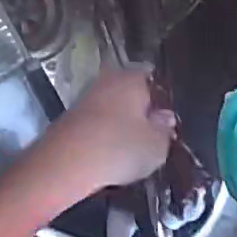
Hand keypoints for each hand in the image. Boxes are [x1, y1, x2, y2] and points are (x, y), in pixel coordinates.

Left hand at [39, 65, 176, 190]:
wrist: (67, 160)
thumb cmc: (120, 146)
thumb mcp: (156, 146)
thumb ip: (165, 130)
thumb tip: (166, 117)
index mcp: (133, 77)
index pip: (153, 78)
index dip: (163, 98)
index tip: (169, 119)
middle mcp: (110, 78)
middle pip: (133, 91)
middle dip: (143, 110)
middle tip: (155, 136)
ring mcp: (90, 94)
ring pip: (116, 105)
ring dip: (124, 122)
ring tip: (135, 149)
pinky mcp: (76, 113)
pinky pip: (100, 119)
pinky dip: (107, 131)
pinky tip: (113, 152)